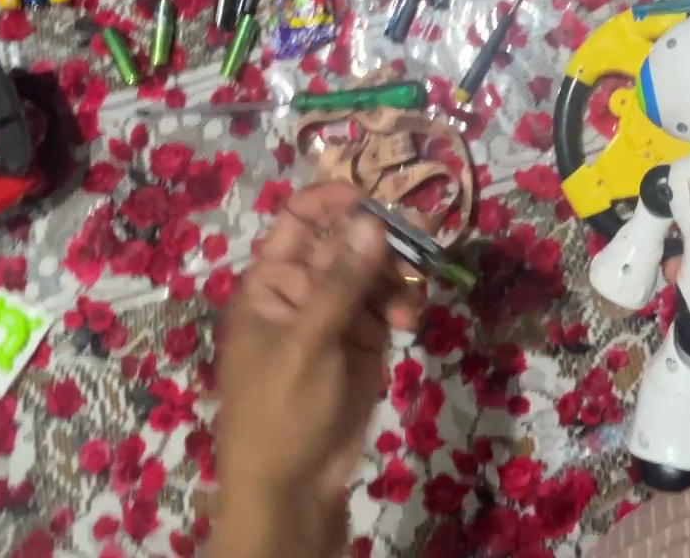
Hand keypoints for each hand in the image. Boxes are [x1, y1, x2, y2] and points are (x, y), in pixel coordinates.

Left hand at [211, 183, 421, 557]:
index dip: (333, 201)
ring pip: (375, 269)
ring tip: (411, 300)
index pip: (300, 220)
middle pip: (348, 241)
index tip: (376, 199)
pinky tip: (411, 321)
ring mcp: (337, 312)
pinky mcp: (364, 336)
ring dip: (398, 277)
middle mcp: (305, 289)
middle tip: (418, 242)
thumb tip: (371, 221)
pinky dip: (404, 304)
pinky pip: (389, 301)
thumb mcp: (307, 345)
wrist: (294, 490)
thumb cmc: (281, 413)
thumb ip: (340, 283)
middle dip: (382, 241)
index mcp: (272, 283)